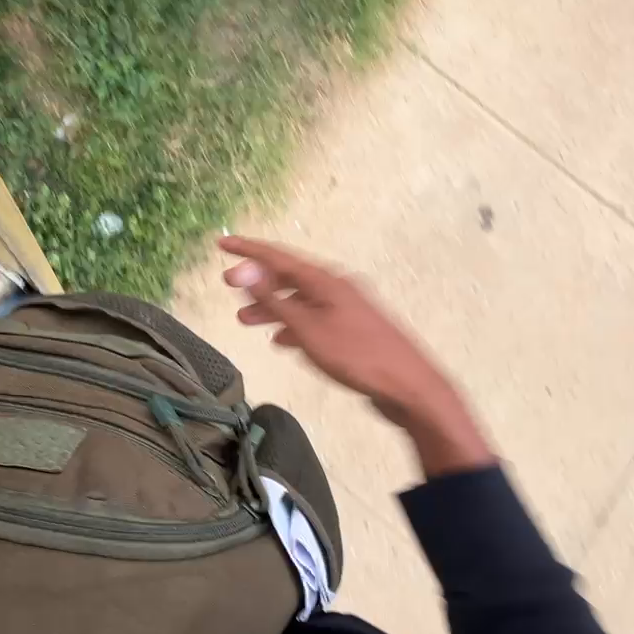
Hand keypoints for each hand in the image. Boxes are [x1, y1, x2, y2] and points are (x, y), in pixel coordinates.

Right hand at [220, 235, 493, 477]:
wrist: (412, 389)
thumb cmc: (357, 356)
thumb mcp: (307, 328)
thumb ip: (273, 300)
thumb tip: (244, 270)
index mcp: (325, 281)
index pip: (277, 257)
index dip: (247, 250)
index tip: (222, 244)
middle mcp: (336, 287)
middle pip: (288, 277)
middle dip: (256, 282)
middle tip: (228, 286)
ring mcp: (346, 308)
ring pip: (299, 300)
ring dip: (272, 307)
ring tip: (245, 321)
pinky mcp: (353, 330)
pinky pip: (313, 318)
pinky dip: (293, 324)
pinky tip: (282, 341)